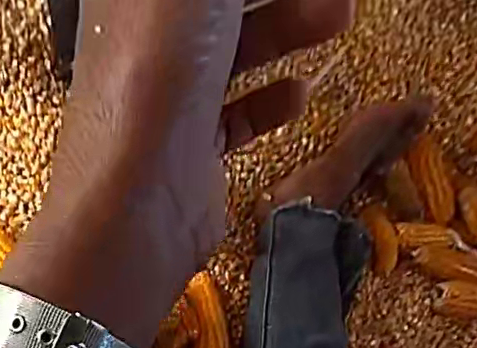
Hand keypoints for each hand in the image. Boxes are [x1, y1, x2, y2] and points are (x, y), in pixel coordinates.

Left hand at [2, 0, 353, 344]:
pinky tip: (300, 93)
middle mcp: (147, 45)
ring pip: (235, 53)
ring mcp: (170, 105)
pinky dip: (271, 101)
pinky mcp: (190, 156)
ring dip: (289, 27)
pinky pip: (237, 117)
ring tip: (341, 14)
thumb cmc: (153, 70)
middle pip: (220, 7)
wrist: (136, 199)